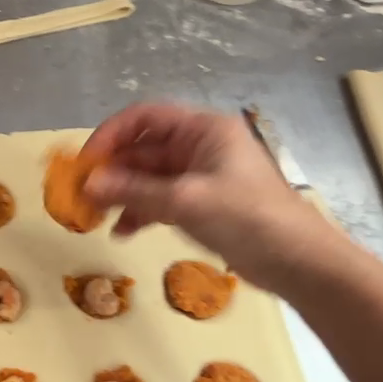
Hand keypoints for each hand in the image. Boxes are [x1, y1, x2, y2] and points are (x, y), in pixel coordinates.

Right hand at [81, 103, 339, 289]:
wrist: (301, 263)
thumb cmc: (248, 218)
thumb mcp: (184, 201)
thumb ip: (132, 191)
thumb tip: (86, 185)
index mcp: (202, 130)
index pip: (142, 118)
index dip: (109, 135)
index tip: (84, 162)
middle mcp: (198, 147)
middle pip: (140, 149)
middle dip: (109, 172)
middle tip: (81, 196)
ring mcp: (199, 176)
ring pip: (144, 177)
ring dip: (119, 195)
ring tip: (95, 218)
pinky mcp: (199, 203)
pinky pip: (156, 199)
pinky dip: (137, 212)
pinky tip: (122, 232)